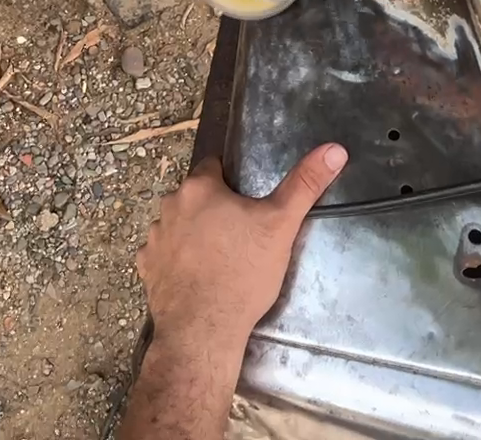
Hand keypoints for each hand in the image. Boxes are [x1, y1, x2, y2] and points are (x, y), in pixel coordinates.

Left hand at [135, 146, 346, 347]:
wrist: (204, 329)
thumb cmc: (243, 271)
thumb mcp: (281, 225)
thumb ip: (305, 184)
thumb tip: (334, 150)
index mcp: (199, 187)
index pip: (213, 168)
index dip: (230, 184)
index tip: (245, 205)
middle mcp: (170, 204)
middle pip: (194, 196)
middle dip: (211, 209)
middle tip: (237, 235)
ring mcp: (154, 236)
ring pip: (177, 224)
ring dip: (191, 233)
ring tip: (217, 259)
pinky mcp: (146, 266)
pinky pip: (161, 254)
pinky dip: (174, 261)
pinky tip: (193, 277)